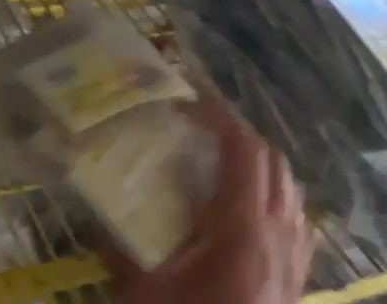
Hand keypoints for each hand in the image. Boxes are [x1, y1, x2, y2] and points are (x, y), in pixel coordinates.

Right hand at [102, 98, 313, 303]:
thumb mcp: (143, 292)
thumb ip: (118, 250)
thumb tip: (90, 220)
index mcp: (242, 228)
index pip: (244, 151)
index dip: (218, 118)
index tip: (183, 102)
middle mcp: (278, 237)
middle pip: (273, 163)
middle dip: (237, 135)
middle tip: (195, 126)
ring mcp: (294, 261)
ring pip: (289, 192)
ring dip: (257, 166)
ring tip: (217, 162)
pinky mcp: (297, 284)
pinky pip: (295, 223)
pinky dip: (271, 200)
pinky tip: (242, 214)